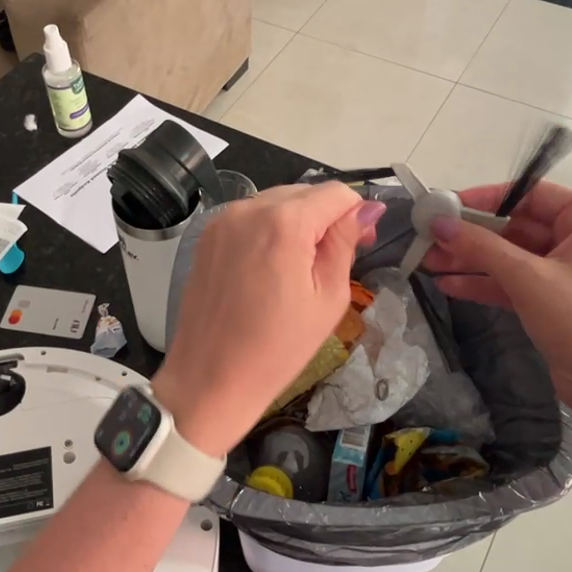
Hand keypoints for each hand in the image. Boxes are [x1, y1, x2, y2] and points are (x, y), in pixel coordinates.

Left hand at [153, 182, 384, 455]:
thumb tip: (364, 209)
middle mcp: (249, 209)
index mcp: (284, 222)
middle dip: (326, 218)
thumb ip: (344, 243)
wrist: (210, 378)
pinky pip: (249, 218)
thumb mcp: (327, 298)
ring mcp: (223, 221)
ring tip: (299, 270)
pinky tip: (270, 269)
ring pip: (275, 202)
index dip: (356, 214)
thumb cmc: (277, 348)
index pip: (335, 193)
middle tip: (332, 262)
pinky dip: (267, 231)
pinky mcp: (206, 236)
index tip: (361, 244)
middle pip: (304, 193)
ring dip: (296, 223)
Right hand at [423, 181, 571, 426]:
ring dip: (471, 261)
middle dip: (471, 236)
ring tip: (426, 263)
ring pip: (512, 257)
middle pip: (518, 227)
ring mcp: (569, 273)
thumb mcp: (529, 279)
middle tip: (427, 238)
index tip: (445, 206)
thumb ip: (481, 247)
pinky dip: (485, 283)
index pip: (533, 195)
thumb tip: (437, 223)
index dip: (486, 199)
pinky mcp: (556, 303)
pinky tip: (449, 285)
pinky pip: (515, 283)